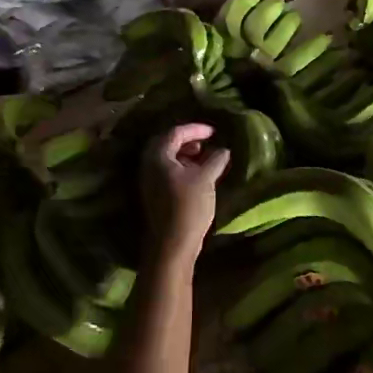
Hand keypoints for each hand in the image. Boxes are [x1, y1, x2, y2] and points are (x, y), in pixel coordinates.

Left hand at [142, 124, 230, 267]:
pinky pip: (168, 171)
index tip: (214, 131)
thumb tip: (223, 149)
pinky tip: (199, 174)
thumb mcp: (206, 179)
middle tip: (207, 142)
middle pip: (167, 143)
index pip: (175, 133)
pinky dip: (183, 167)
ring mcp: (150, 180)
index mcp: (158, 156)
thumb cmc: (188, 206)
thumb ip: (215, 159)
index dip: (196, 129)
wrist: (172, 243)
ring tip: (206, 158)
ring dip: (186, 154)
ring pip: (167, 158)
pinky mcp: (155, 193)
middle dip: (189, 140)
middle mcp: (149, 165)